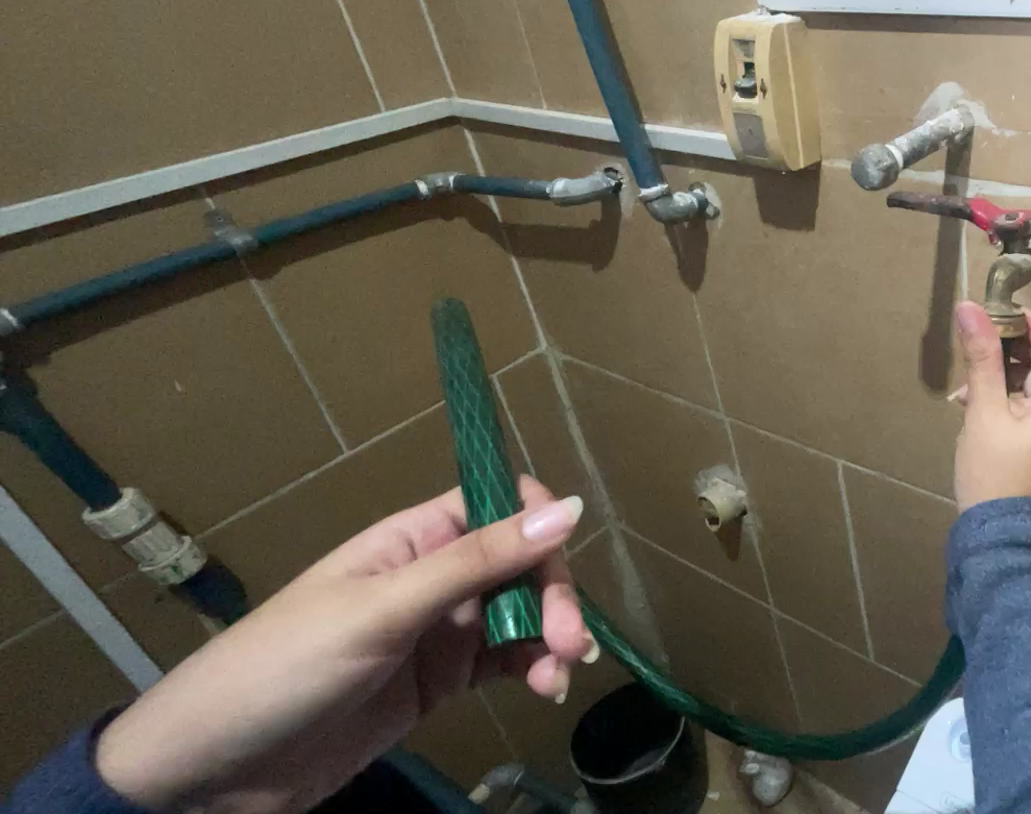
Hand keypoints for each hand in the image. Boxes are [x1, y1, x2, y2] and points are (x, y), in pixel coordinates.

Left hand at [97, 477, 592, 812]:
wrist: (201, 785)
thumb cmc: (283, 670)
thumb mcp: (383, 610)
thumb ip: (479, 560)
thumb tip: (571, 506)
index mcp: (420, 537)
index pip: (503, 503)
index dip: (540, 522)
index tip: (560, 558)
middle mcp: (442, 573)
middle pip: (526, 563)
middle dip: (554, 597)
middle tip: (570, 642)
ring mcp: (447, 625)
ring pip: (527, 611)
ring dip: (554, 635)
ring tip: (561, 673)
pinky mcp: (447, 675)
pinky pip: (512, 657)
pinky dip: (537, 666)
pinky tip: (546, 686)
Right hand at [952, 301, 1030, 509]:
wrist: (1003, 541)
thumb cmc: (995, 475)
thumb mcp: (985, 412)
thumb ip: (981, 356)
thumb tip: (969, 307)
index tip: (996, 316)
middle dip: (1011, 351)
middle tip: (975, 345)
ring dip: (1005, 377)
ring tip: (968, 382)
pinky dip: (1010, 399)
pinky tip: (975, 402)